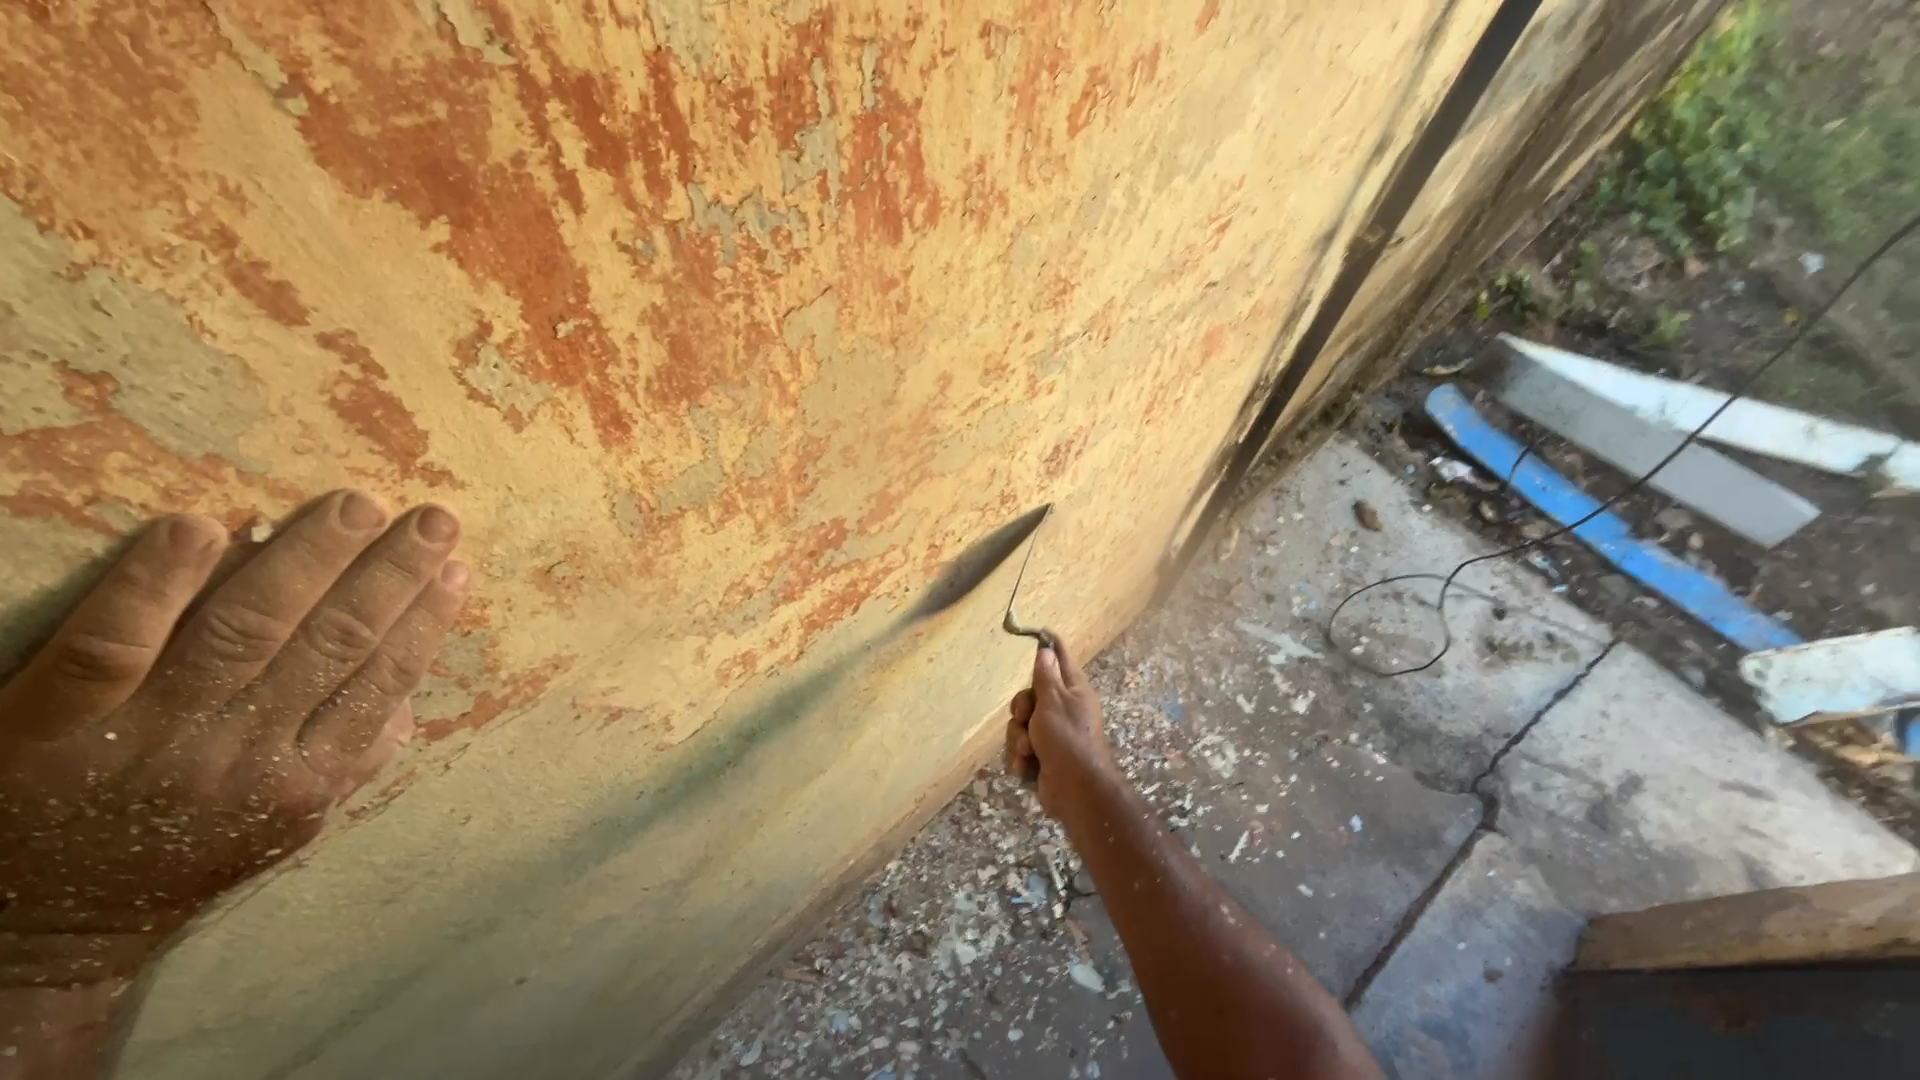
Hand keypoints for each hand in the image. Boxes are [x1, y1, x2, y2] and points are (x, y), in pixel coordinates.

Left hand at [0, 490, 468, 987]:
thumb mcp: (289, 827)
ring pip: (245, 629)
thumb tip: (412, 697)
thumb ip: (355, 761)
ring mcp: (154, 735)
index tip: (457, 567)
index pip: (384, 680)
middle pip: (333, 643)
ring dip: (307, 560)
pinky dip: (157, 584)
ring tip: (356, 507)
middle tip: (432, 518)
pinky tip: (202, 527)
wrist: (38, 931)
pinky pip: (113, 642)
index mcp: (308, 778)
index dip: (426, 619)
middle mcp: (245, 753)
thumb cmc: (183, 861)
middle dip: (391, 575)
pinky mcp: (52, 722)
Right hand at [1005, 637, 1117, 817]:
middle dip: (1021, 710)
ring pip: (1020, 725)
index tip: (1039, 631)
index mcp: (1074, 690)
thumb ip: (1046, 675)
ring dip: (1018, 739)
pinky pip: (1019, 748)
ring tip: (1028, 751)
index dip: (1049, 646)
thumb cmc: (1067, 738)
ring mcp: (1052, 735)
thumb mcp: (1054, 701)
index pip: (1061, 658)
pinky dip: (1020, 758)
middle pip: (1030, 696)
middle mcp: (1064, 710)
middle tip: (1026, 718)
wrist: (1075, 790)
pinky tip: (1027, 767)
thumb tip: (1046, 650)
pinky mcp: (1042, 757)